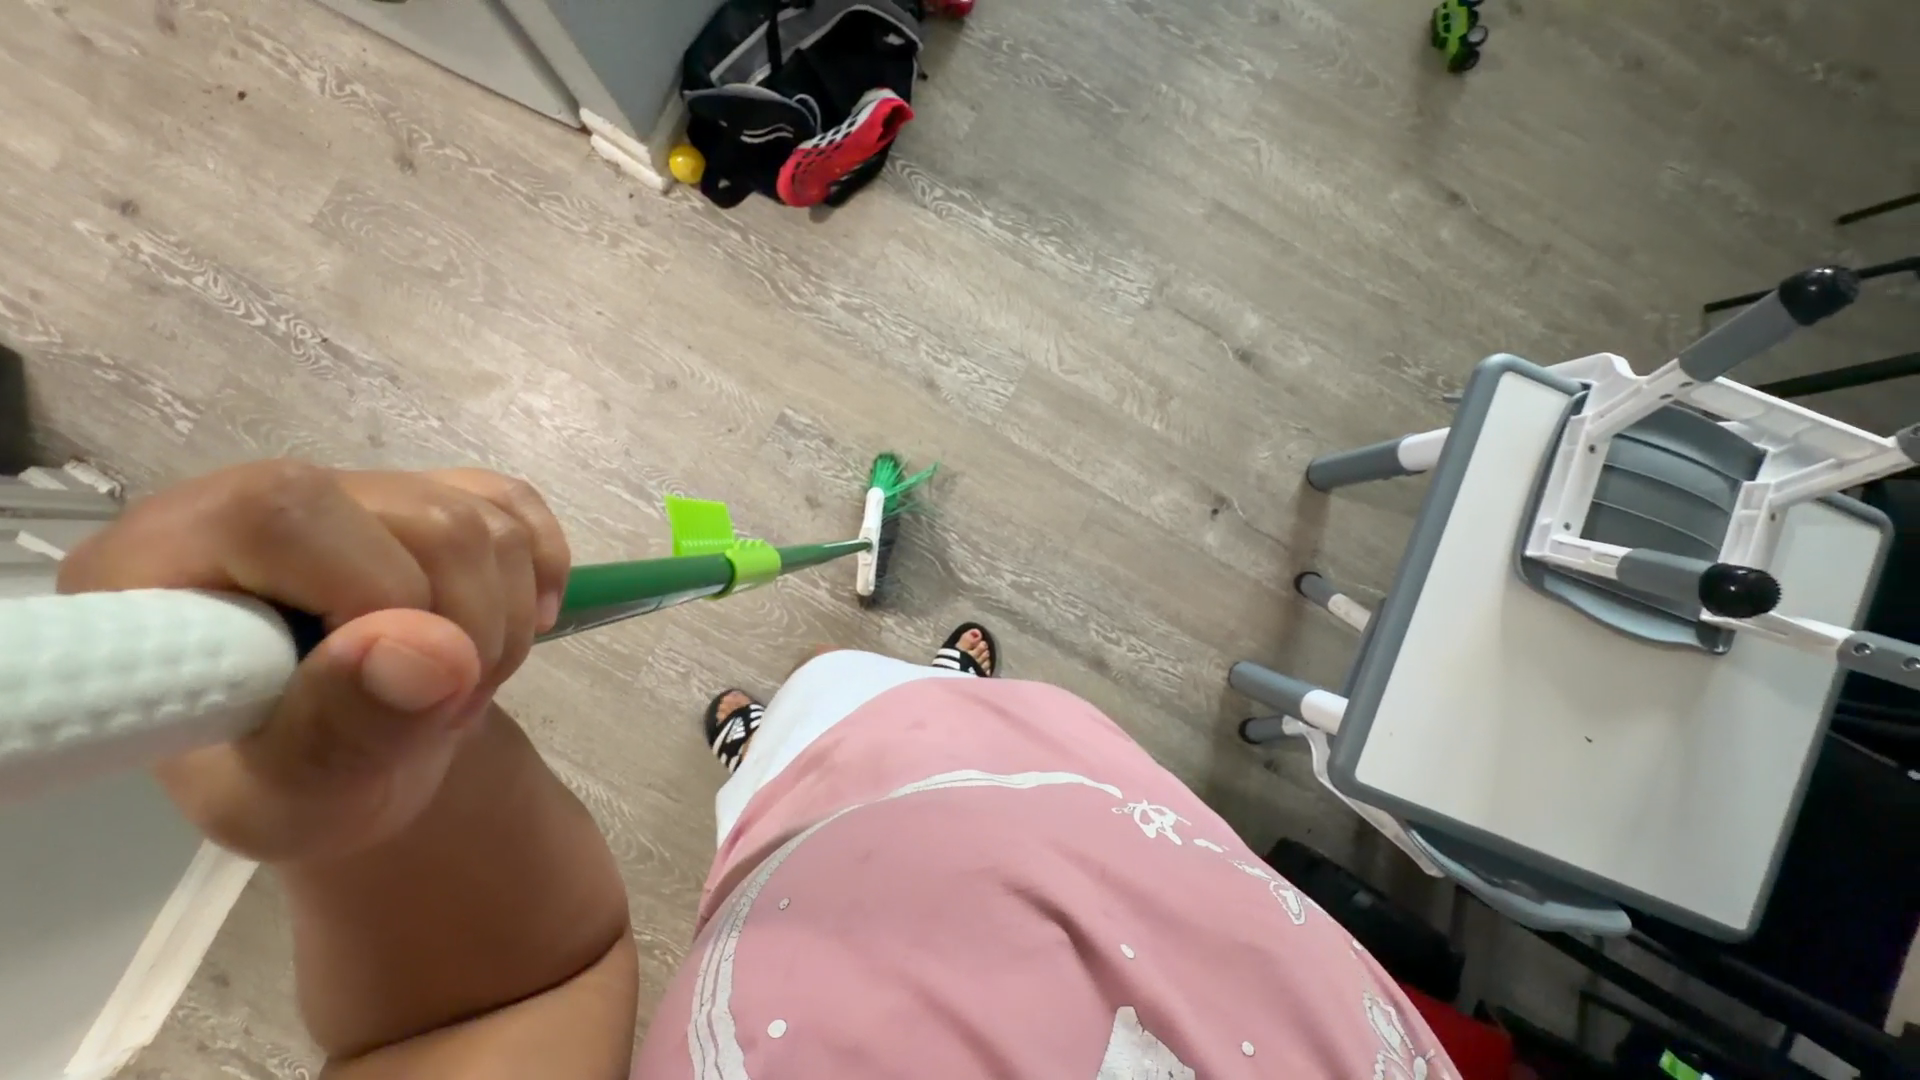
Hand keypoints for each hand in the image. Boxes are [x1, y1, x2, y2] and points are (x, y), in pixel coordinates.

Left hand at [57, 461, 569, 862]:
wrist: (366, 763)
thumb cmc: (304, 787)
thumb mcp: (296, 798)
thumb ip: (340, 732)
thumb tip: (428, 651)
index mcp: (162, 561)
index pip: (289, 512)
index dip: (374, 591)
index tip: (395, 683)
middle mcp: (259, 500)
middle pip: (425, 517)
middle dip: (470, 629)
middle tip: (449, 707)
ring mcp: (361, 491)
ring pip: (488, 520)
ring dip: (507, 621)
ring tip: (465, 685)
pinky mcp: (436, 494)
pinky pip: (521, 507)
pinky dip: (543, 573)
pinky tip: (516, 622)